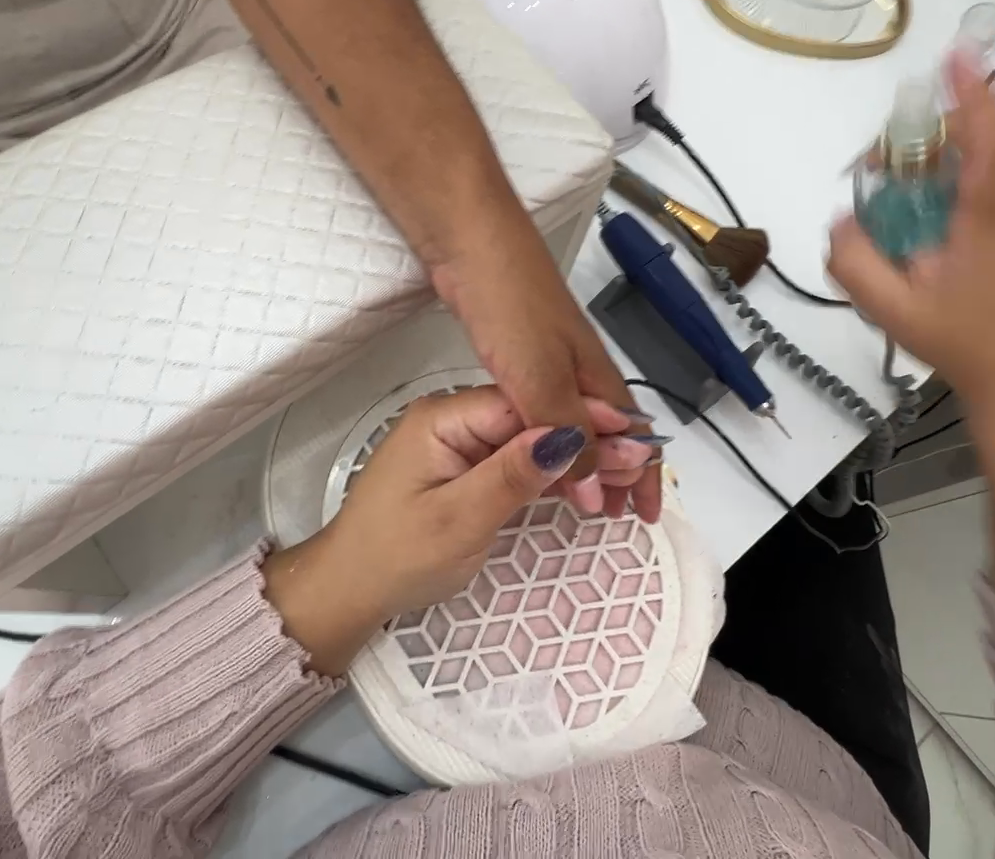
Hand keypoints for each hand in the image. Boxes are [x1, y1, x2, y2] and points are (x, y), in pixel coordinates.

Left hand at [263, 389, 651, 673]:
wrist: (348, 589)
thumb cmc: (396, 557)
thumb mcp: (456, 520)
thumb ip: (512, 476)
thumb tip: (569, 437)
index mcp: (446, 418)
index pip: (525, 405)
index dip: (581, 421)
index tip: (633, 443)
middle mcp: (456, 419)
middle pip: (535, 418)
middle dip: (590, 440)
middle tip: (646, 466)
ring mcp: (463, 443)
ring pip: (532, 440)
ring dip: (579, 458)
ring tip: (632, 477)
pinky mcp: (467, 467)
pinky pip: (519, 460)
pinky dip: (554, 474)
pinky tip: (590, 486)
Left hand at [433, 235, 662, 522]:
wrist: (470, 244)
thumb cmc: (510, 305)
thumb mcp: (540, 376)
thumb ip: (566, 433)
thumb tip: (598, 491)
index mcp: (593, 379)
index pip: (631, 438)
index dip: (640, 478)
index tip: (641, 518)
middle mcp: (578, 372)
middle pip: (609, 433)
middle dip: (617, 475)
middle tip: (614, 517)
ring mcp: (548, 362)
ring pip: (576, 423)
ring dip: (584, 461)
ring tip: (580, 498)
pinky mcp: (519, 357)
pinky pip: (545, 410)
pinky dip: (550, 440)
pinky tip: (536, 450)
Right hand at [827, 51, 994, 402]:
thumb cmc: (965, 342)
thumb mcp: (892, 310)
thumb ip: (854, 263)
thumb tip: (840, 220)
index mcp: (989, 215)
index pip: (988, 139)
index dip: (974, 93)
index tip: (958, 53)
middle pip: (981, 140)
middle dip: (930, 131)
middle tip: (878, 160)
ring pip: (984, 160)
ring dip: (939, 155)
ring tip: (893, 185)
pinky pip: (986, 181)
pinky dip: (952, 175)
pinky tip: (921, 211)